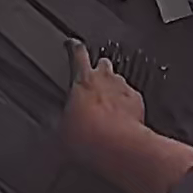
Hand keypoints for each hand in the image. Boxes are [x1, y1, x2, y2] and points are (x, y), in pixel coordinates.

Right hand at [60, 40, 192, 192]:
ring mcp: (123, 88)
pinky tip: (122, 121)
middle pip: (103, 63)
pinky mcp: (138, 102)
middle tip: (92, 85)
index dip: (74, 47)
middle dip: (99, 71)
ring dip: (113, 90)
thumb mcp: (61, 131)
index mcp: (83, 79)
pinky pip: (131, 98)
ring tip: (107, 109)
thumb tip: (55, 128)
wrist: (118, 148)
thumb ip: (59, 121)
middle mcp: (105, 78)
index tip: (72, 43)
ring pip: (118, 81)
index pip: (78, 53)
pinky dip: (127, 106)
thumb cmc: (88, 139)